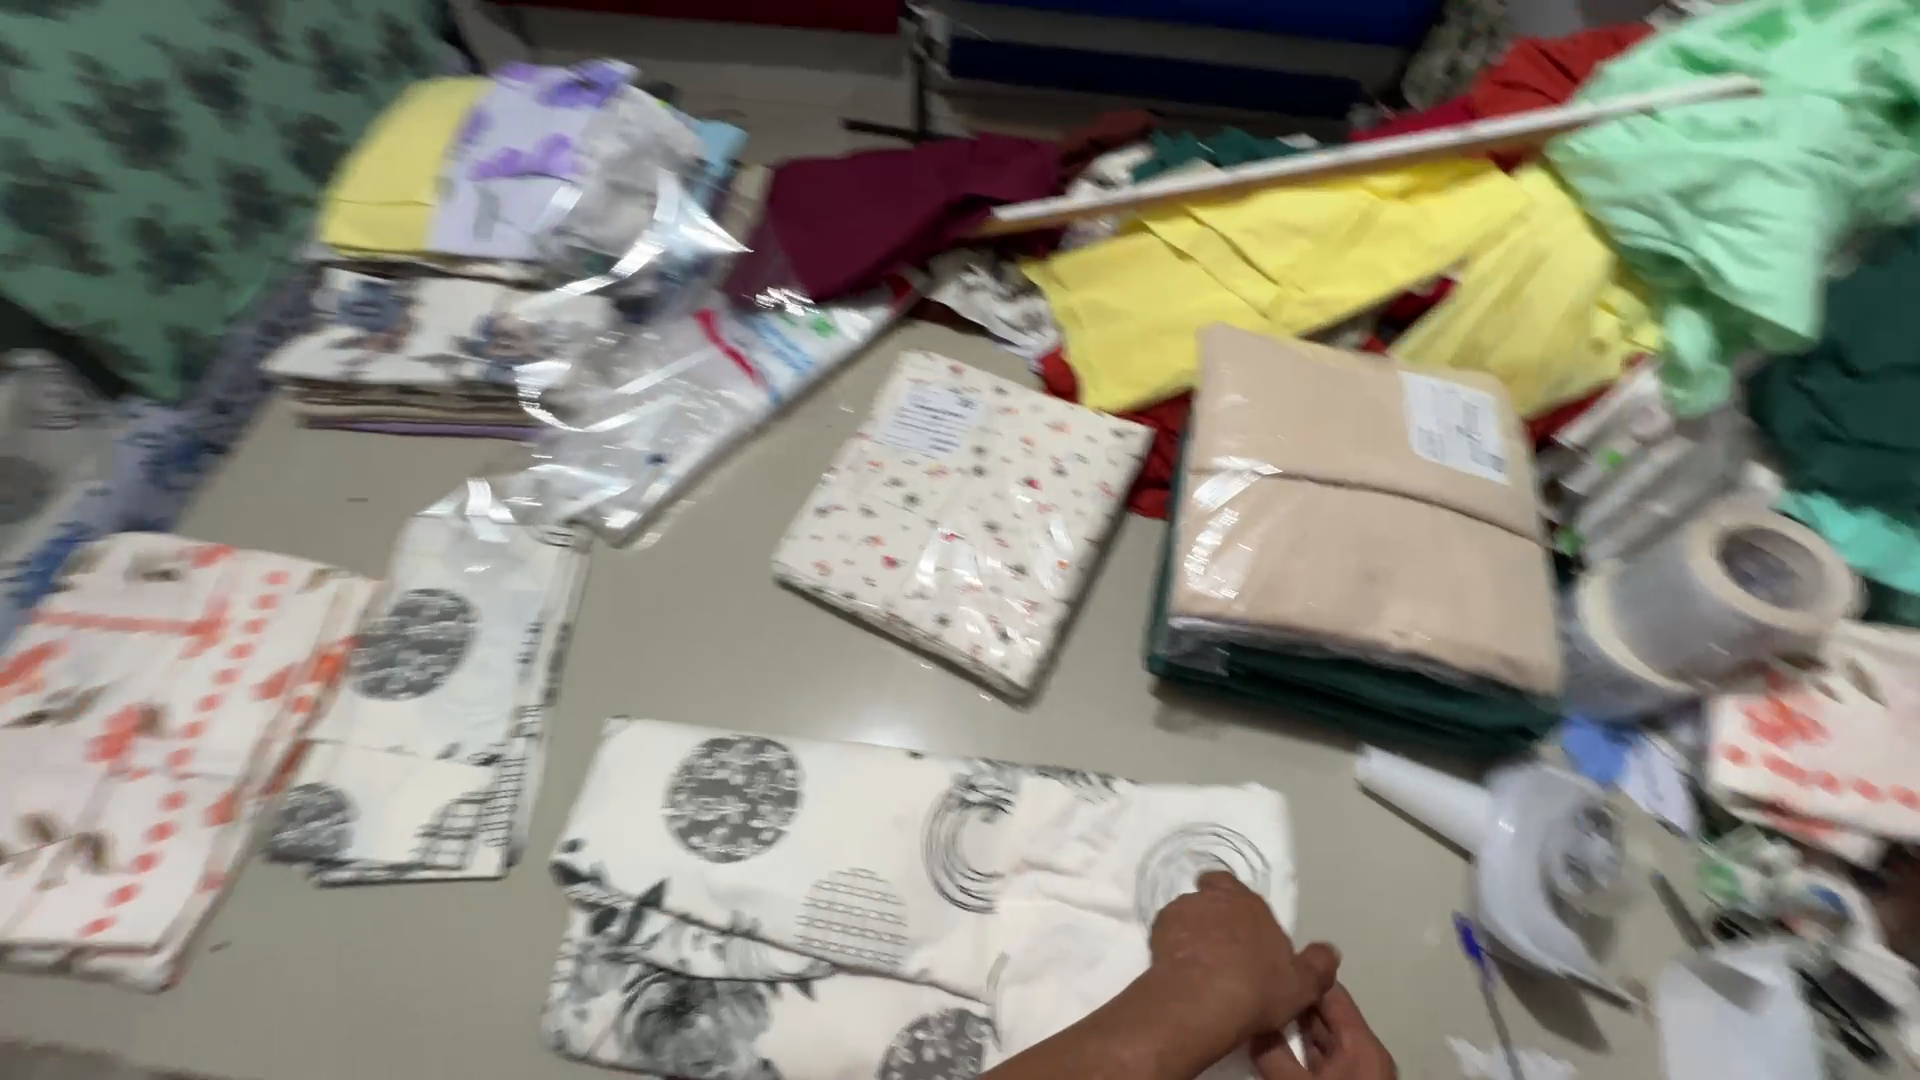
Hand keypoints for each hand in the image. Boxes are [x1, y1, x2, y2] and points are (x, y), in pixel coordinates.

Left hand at [1149, 872, 1341, 1044]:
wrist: (1205, 997)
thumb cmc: (1258, 988)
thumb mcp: (1302, 985)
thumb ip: (1317, 964)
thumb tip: (1330, 950)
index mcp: (1250, 903)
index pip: (1233, 885)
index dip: (1233, 901)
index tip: (1238, 925)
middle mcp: (1214, 897)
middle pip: (1209, 894)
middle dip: (1213, 913)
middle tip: (1220, 944)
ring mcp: (1183, 908)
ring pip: (1187, 912)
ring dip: (1192, 928)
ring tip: (1199, 959)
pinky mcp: (1159, 926)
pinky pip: (1167, 930)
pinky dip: (1172, 942)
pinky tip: (1180, 965)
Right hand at [1255, 984, 1396, 1079]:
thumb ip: (1270, 1050)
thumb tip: (1249, 1020)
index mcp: (1362, 1045)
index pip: (1329, 989)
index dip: (1295, 972)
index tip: (1261, 963)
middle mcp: (1364, 1053)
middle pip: (1322, 1011)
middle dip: (1288, 999)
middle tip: (1250, 984)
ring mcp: (1355, 1073)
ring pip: (1318, 1035)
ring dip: (1288, 1024)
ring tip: (1253, 1007)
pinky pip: (1317, 1057)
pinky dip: (1295, 1047)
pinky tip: (1267, 1041)